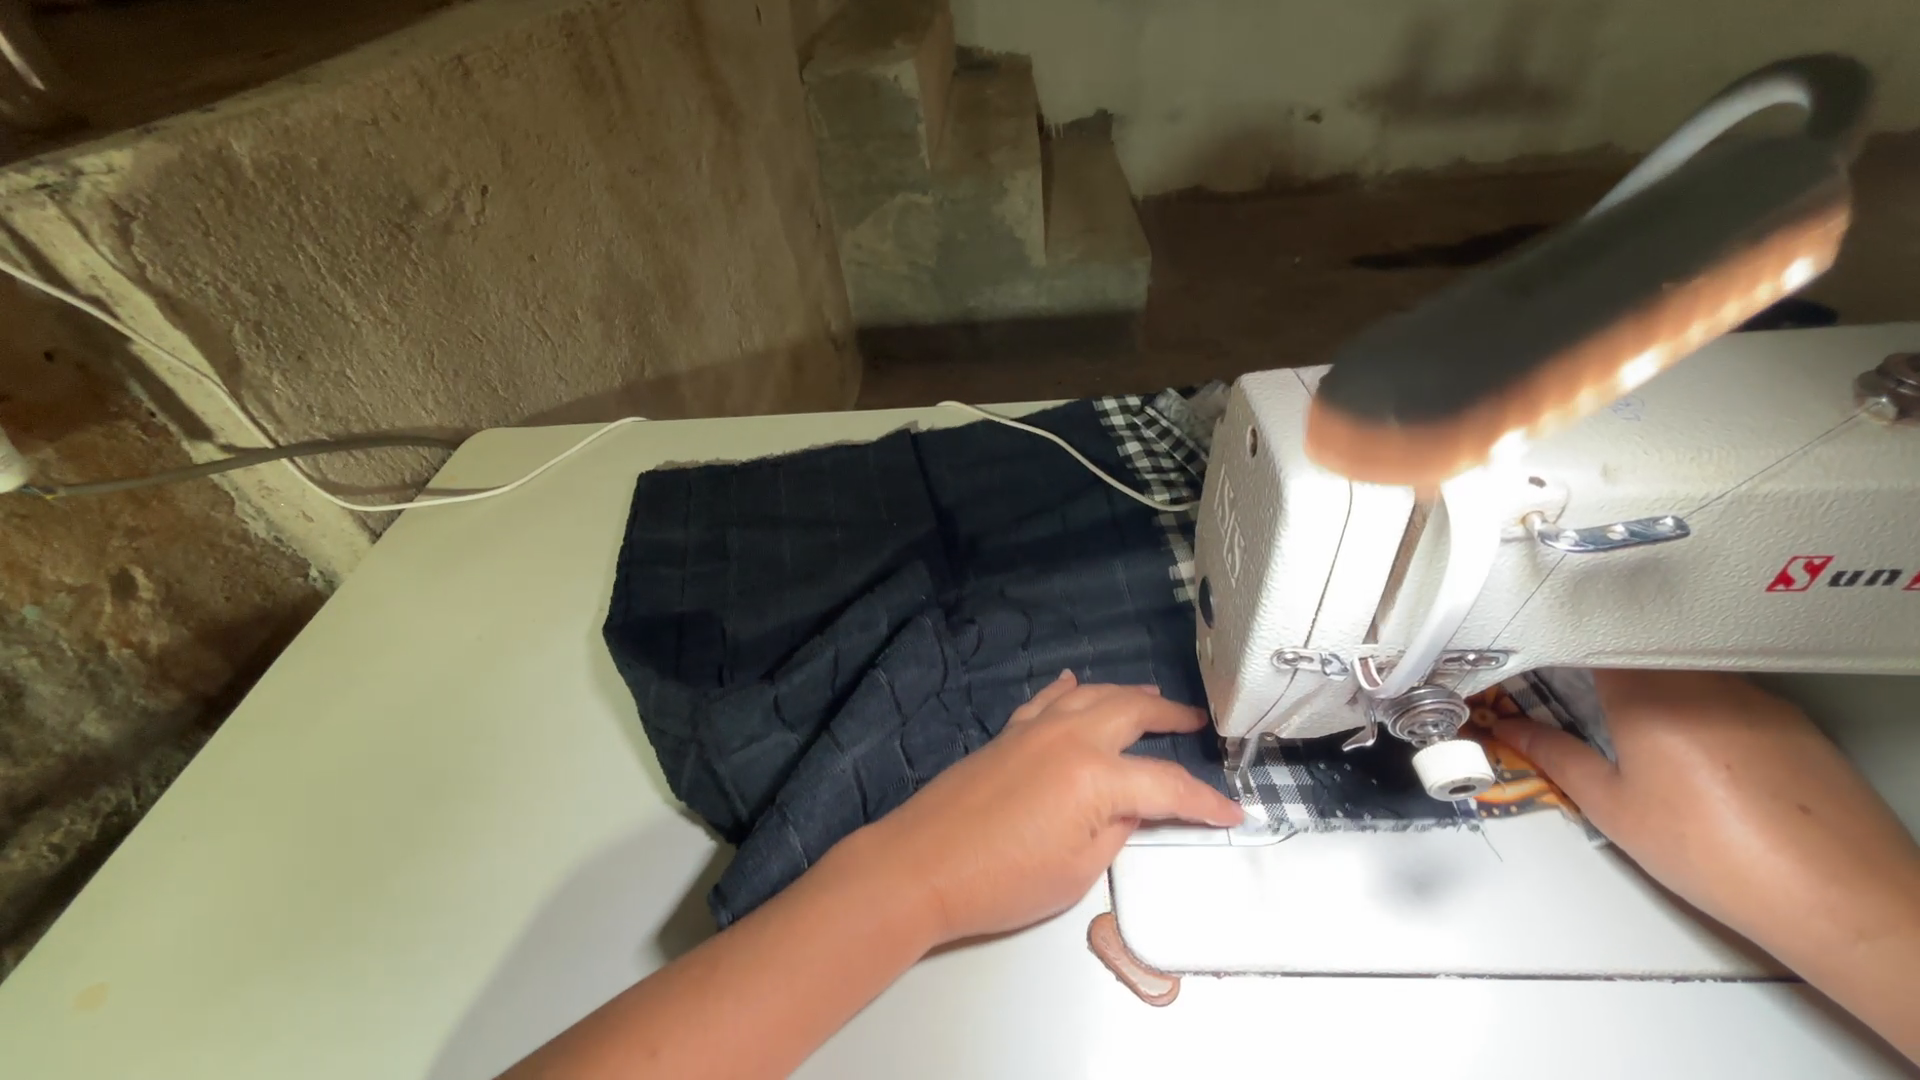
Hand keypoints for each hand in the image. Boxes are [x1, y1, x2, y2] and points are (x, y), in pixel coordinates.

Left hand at [837, 672, 1242, 947]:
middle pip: (1132, 711)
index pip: (1166, 785)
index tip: (1233, 812)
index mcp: (1095, 776)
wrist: (918, 865)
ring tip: (1152, 695)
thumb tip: (1133, 808)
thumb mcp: (1077, 871)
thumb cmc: (1000, 882)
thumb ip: (1117, 832)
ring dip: (1125, 693)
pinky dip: (1067, 689)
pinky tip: (1073, 681)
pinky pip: (1047, 699)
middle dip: (1171, 714)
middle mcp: (1069, 737)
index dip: (1204, 801)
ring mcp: (1034, 728)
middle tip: (1197, 720)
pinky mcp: (1007, 733)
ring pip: (1091, 694)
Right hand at [1491, 670, 1919, 962]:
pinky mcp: (1794, 721)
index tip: (1532, 665)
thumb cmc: (1716, 853)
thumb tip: (1511, 730)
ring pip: (1683, 671)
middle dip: (1601, 672)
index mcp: (1646, 691)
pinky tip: (1699, 761)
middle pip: (1636, 652)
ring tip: (1640, 742)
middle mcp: (1702, 680)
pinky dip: (1700, 712)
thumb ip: (1554, 756)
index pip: (1588, 640)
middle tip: (1577, 705)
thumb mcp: (1611, 807)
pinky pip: (1728, 696)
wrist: (1843, 899)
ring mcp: (1757, 697)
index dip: (1556, 647)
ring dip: (1652, 691)